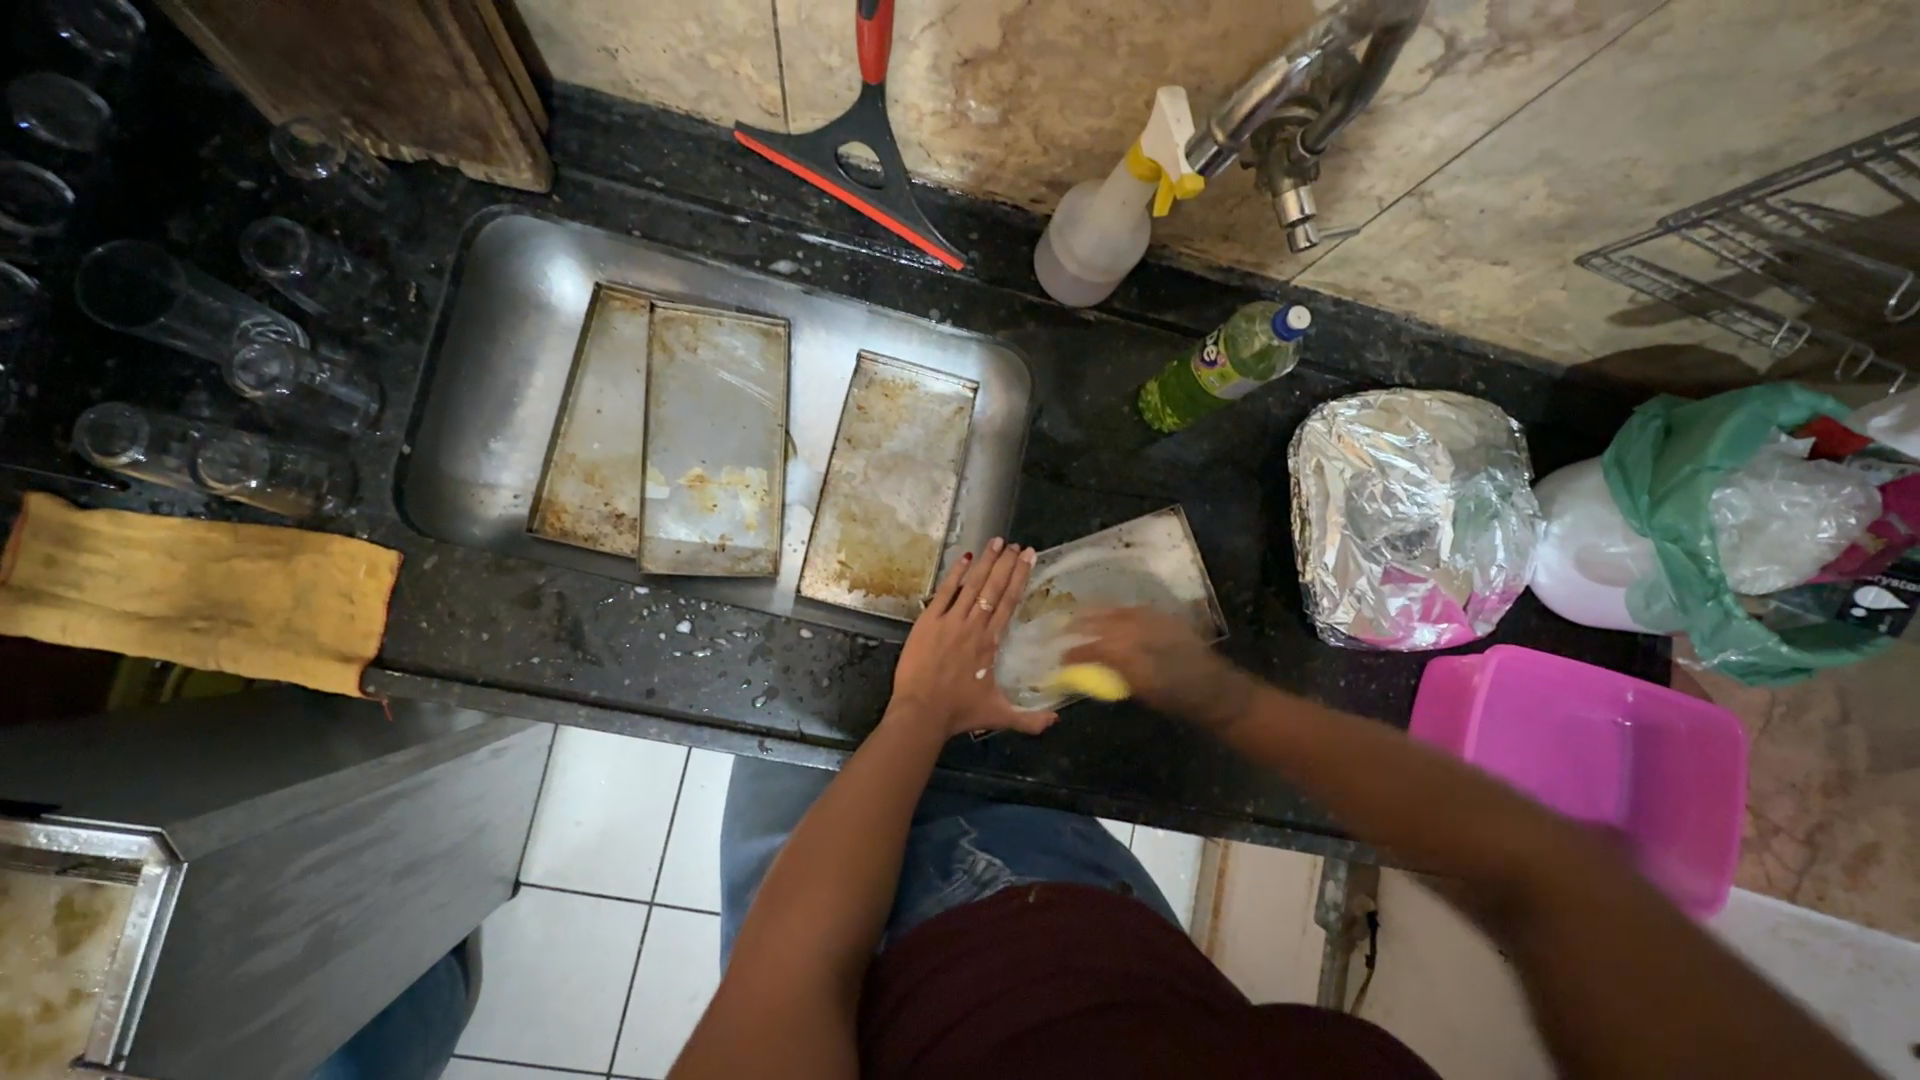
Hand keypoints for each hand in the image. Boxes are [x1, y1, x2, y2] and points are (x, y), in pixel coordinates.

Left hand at [889, 538, 1058, 738]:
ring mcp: (948, 621)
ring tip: (995, 542)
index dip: (1019, 577)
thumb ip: (1028, 719)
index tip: (1027, 557)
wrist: (921, 712)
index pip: (1009, 602)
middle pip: (992, 587)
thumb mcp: (998, 715)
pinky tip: (964, 558)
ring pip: (971, 585)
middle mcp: (972, 625)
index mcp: (990, 642)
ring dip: (984, 562)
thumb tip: (1055, 722)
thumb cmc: (959, 712)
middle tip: (1015, 544)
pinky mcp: (927, 622)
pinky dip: (954, 574)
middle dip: (1005, 563)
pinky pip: (944, 592)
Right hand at [1062, 607, 1256, 733]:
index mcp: (1124, 652)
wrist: (1214, 690)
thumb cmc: (1175, 700)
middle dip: (1079, 623)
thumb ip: (1111, 674)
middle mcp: (1135, 630)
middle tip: (1064, 627)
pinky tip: (1115, 615)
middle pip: (1099, 621)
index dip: (1073, 653)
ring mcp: (1151, 620)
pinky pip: (1135, 609)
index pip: (1090, 648)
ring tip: (1084, 614)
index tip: (1061, 658)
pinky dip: (1120, 611)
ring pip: (1116, 610)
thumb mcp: (1138, 691)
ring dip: (1097, 612)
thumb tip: (1090, 668)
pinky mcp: (1165, 617)